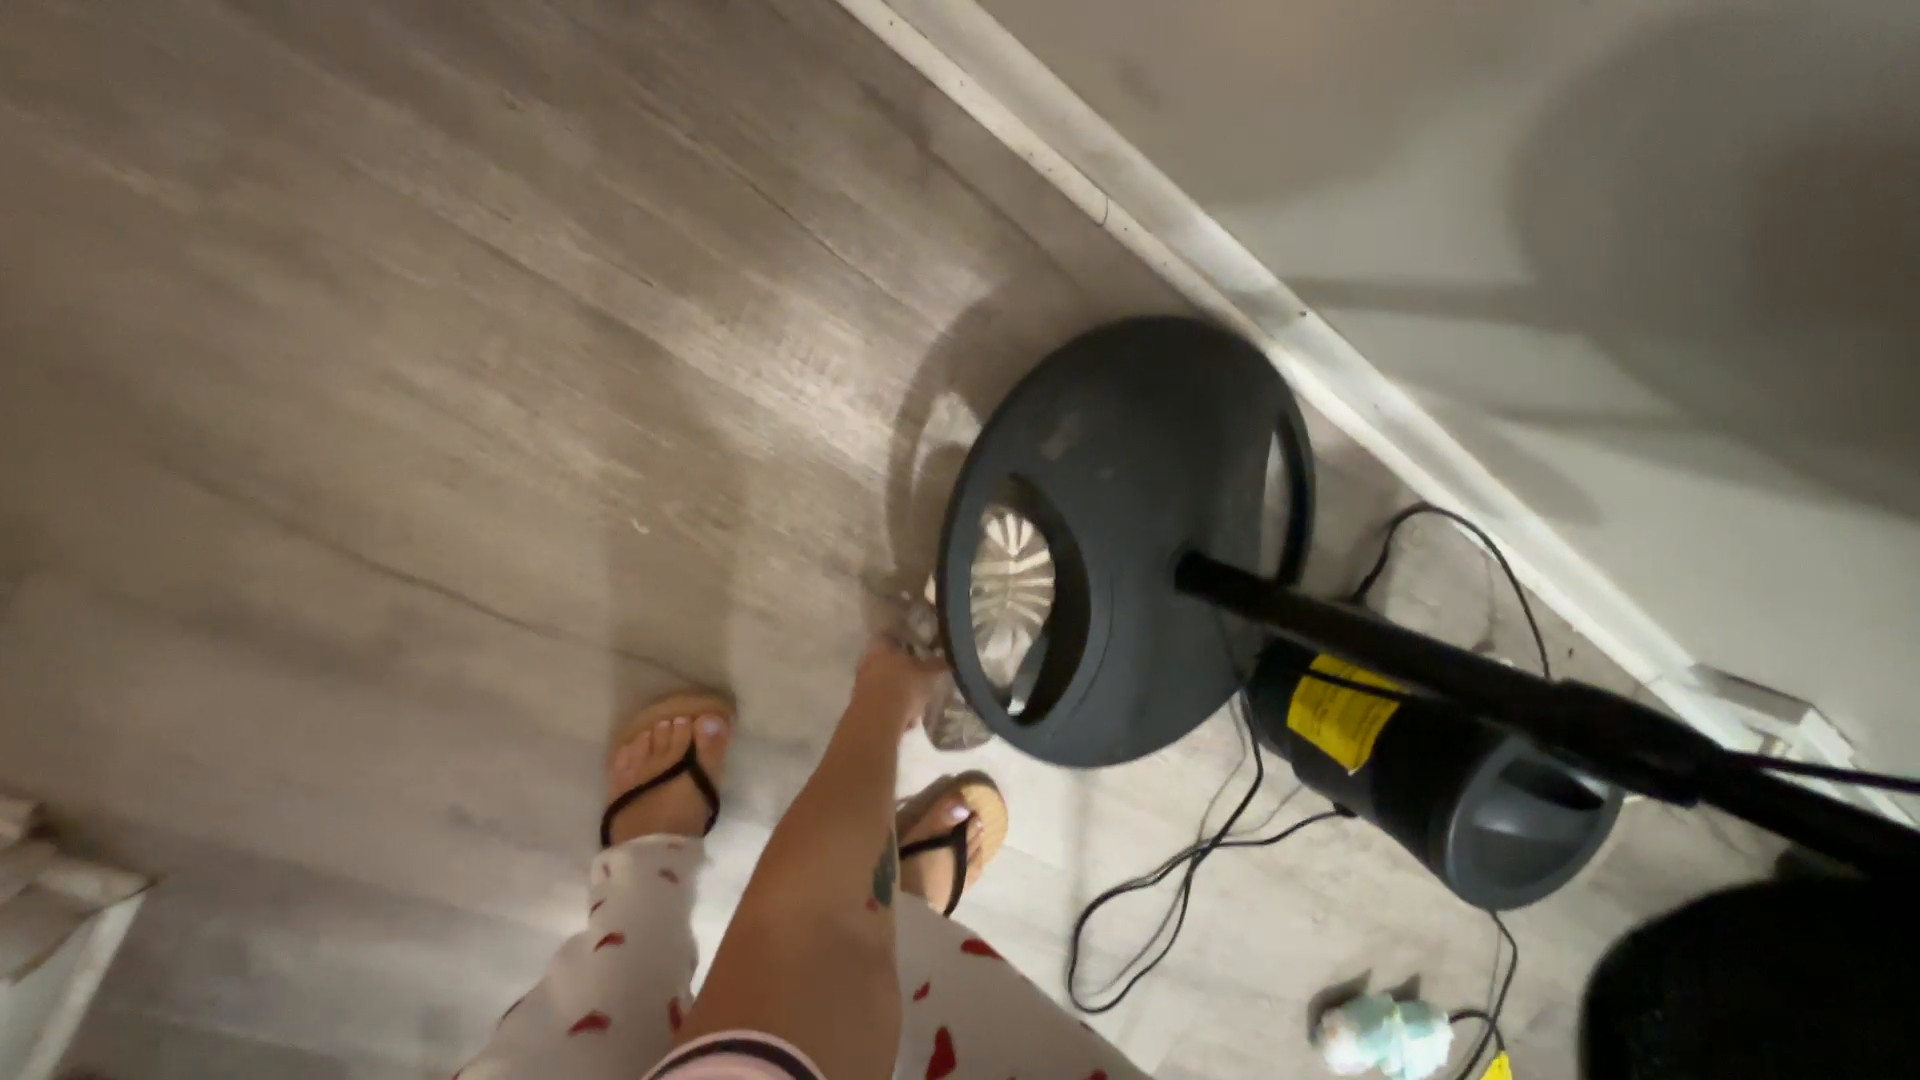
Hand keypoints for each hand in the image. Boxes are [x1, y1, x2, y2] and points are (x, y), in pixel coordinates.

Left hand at [850, 638, 950, 728]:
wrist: (878, 720)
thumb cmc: (904, 686)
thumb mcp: (929, 673)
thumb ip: (939, 663)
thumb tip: (951, 656)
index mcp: (880, 645)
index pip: (893, 635)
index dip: (908, 640)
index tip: (922, 647)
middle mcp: (866, 659)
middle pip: (888, 659)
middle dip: (905, 667)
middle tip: (922, 674)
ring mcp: (861, 682)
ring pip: (885, 680)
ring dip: (899, 688)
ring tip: (918, 698)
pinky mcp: (861, 703)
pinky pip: (882, 699)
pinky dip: (893, 705)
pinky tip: (907, 716)